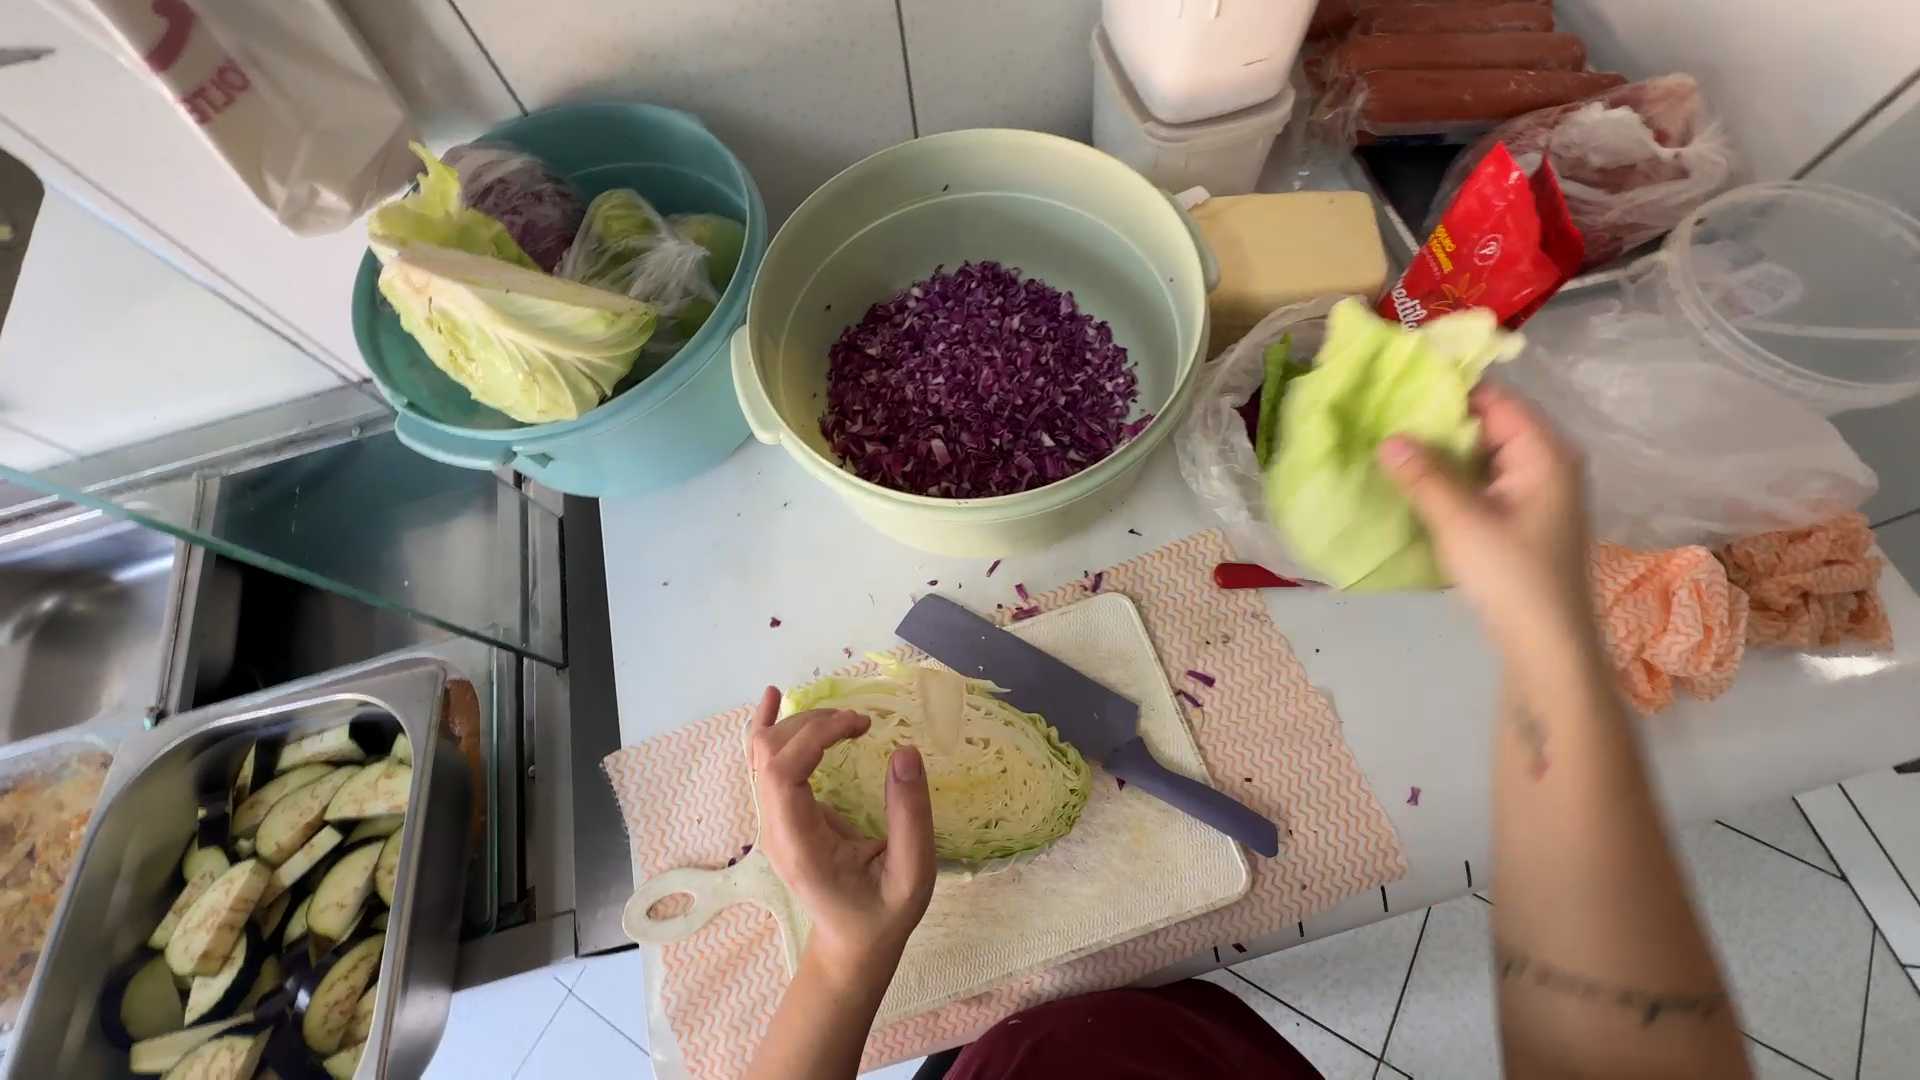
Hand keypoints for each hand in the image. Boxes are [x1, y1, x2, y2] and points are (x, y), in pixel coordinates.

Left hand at [747, 687, 936, 991]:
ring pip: (763, 753)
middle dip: (813, 724)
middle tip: (862, 723)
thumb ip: (910, 817)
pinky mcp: (782, 813)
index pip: (783, 773)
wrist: (853, 943)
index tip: (861, 724)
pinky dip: (768, 727)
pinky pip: (765, 762)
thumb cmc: (884, 913)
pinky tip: (772, 698)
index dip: (814, 736)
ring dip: (800, 724)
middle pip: (769, 756)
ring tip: (843, 718)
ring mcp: (773, 821)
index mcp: (800, 846)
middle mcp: (775, 829)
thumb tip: (905, 752)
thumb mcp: (914, 874)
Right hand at [1379, 383, 1602, 686]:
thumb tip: (1388, 437)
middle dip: (1439, 419)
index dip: (1450, 389)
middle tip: (1383, 414)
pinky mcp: (1520, 515)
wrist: (1545, 641)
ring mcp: (1535, 491)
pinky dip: (1450, 474)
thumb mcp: (1460, 522)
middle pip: (1489, 423)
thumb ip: (1423, 476)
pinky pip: (1482, 478)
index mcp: (1545, 453)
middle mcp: (1547, 463)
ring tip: (1389, 442)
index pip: (1496, 399)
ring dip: (1441, 449)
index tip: (1398, 386)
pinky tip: (1414, 480)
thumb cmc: (1511, 576)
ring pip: (1482, 453)